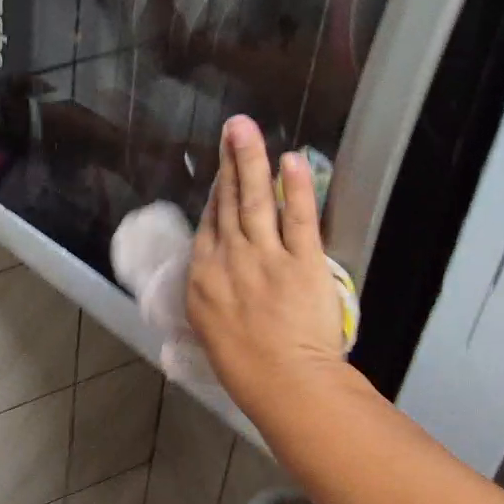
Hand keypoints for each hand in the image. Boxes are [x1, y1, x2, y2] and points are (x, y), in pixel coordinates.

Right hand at [188, 116, 350, 420]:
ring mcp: (264, 256)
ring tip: (246, 130)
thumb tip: (219, 273)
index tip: (221, 173)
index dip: (216, 195)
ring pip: (254, 201)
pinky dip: (294, 188)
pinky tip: (292, 161)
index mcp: (203, 276)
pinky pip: (296, 218)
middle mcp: (227, 258)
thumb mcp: (208, 324)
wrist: (279, 377)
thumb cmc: (241, 363)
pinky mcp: (301, 261)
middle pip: (228, 203)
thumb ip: (212, 291)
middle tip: (232, 127)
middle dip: (229, 162)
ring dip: (251, 161)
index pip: (209, 226)